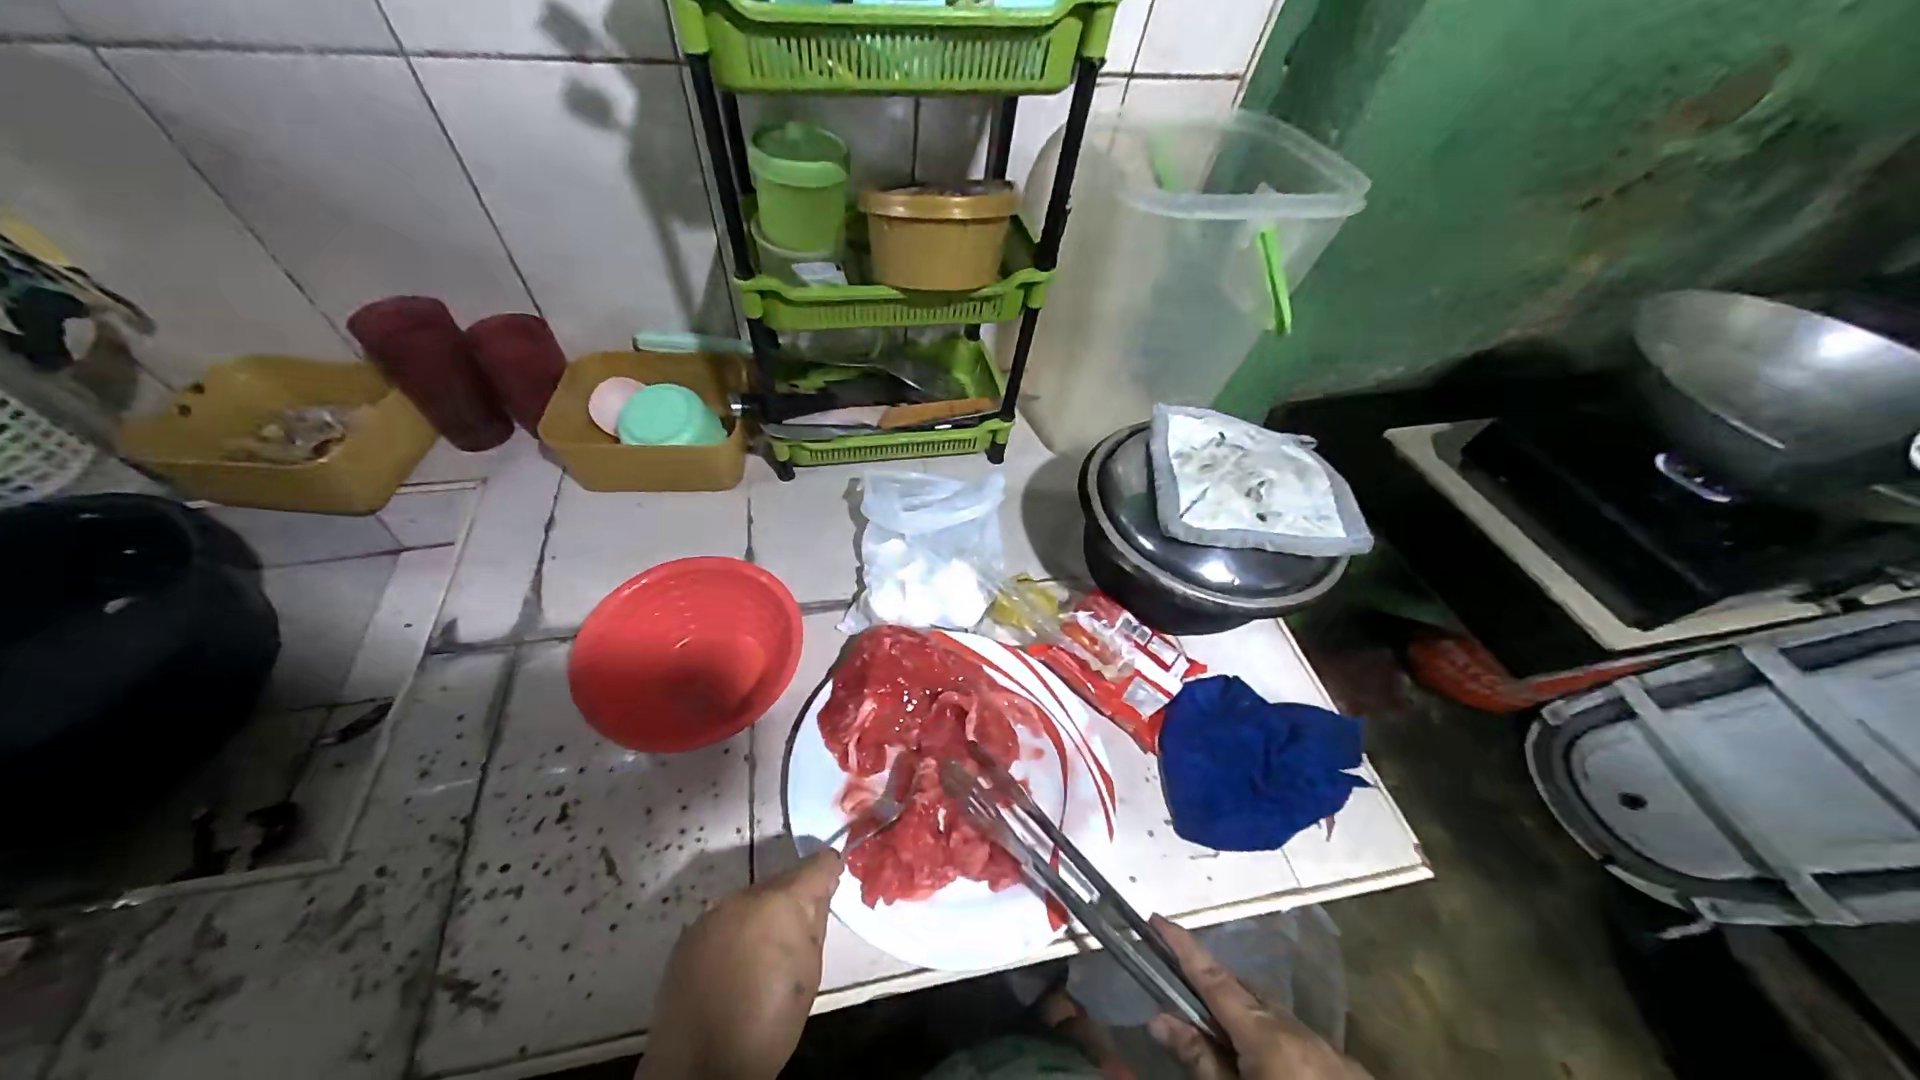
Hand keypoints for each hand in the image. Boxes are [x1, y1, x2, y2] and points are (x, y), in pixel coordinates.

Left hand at [638, 850, 842, 1079]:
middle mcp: (744, 896)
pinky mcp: (689, 935)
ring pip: (752, 900)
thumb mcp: (810, 975)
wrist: (696, 1069)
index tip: (833, 883)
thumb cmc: (767, 1024)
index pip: (816, 865)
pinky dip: (736, 933)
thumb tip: (819, 896)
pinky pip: (725, 920)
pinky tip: (736, 966)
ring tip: (765, 956)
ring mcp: (712, 913)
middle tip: (799, 936)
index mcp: (781, 902)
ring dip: (764, 915)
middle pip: (782, 882)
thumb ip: (815, 925)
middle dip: (794, 900)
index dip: (829, 871)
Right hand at [1146, 914, 1370, 1079]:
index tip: (1158, 918)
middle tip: (1179, 986)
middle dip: (1211, 984)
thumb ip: (1201, 1061)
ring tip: (1219, 1033)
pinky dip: (1272, 1041)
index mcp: (1265, 1033)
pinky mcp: (1348, 1072)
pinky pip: (1298, 1041)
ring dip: (1242, 1016)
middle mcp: (1297, 1028)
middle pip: (1243, 992)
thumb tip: (1160, 1017)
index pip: (1213, 977)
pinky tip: (1268, 1068)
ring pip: (1273, 1017)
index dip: (1183, 947)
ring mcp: (1327, 1050)